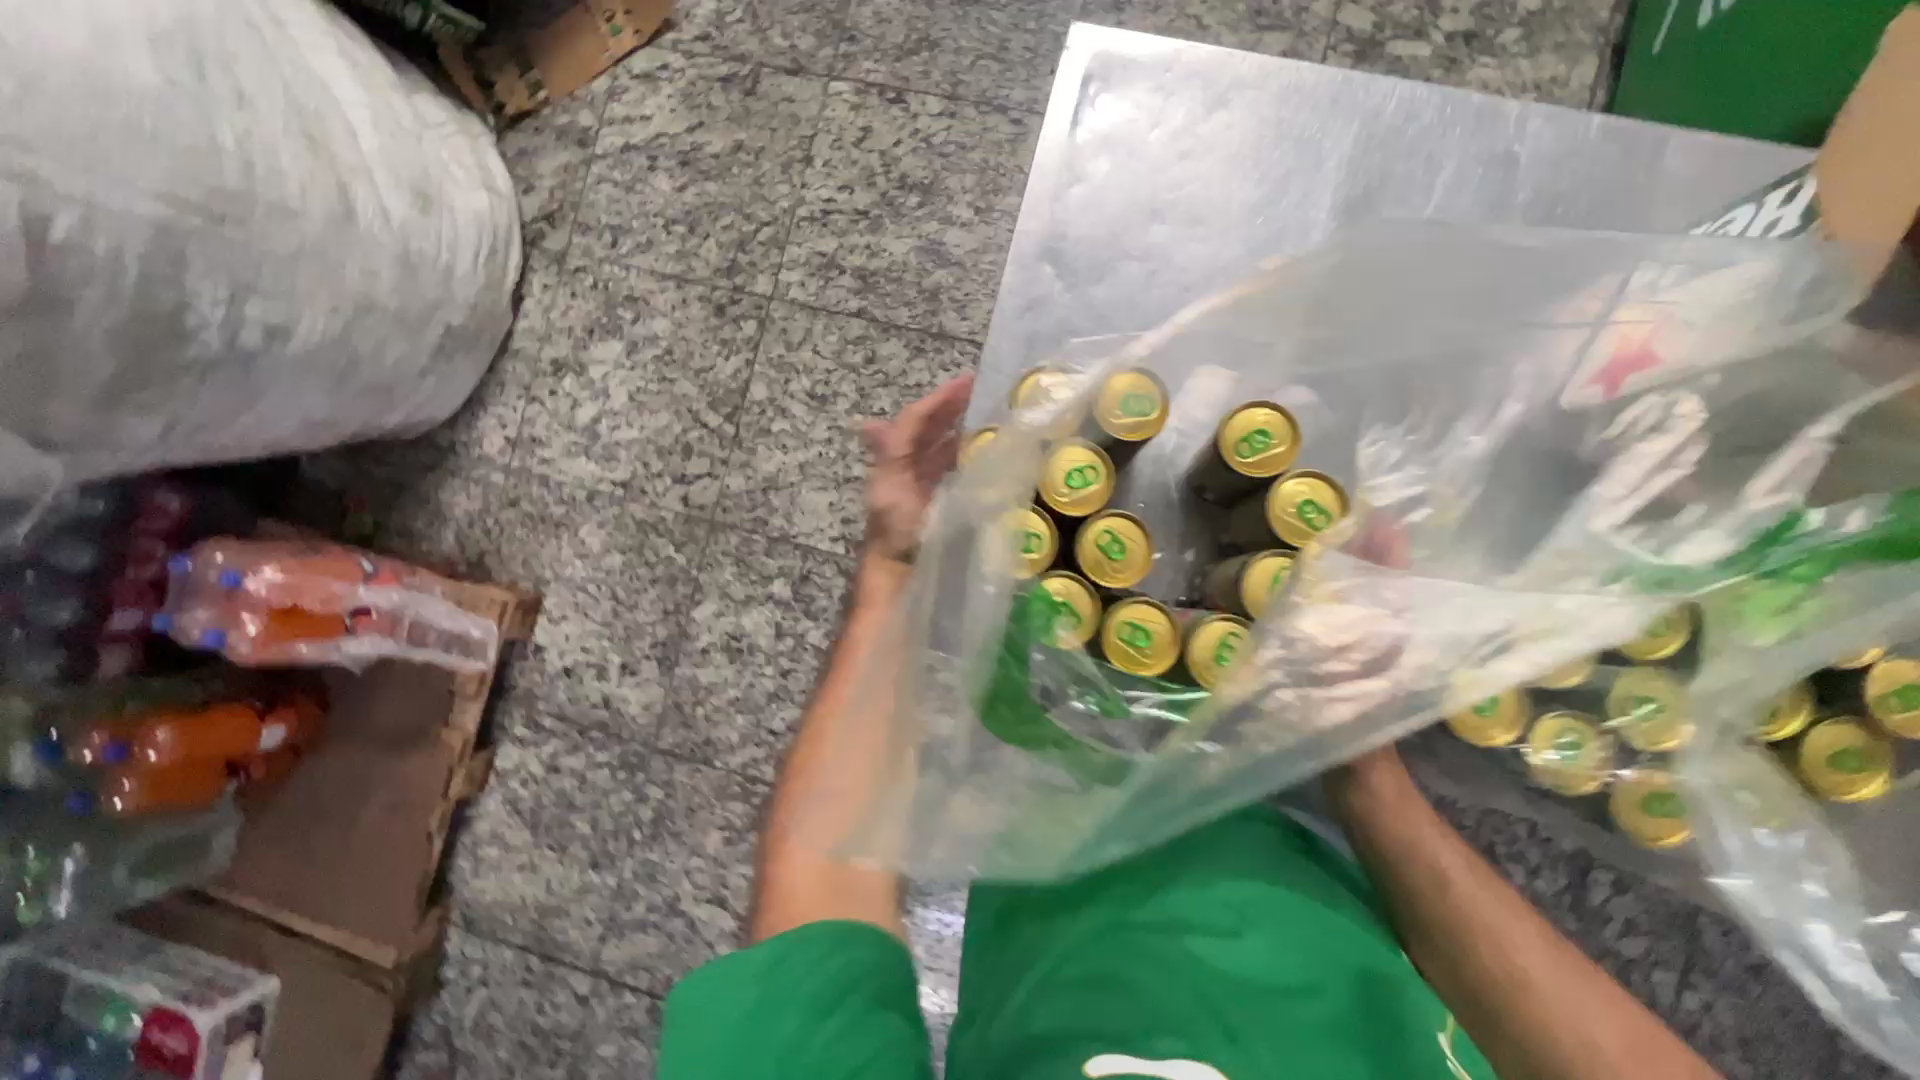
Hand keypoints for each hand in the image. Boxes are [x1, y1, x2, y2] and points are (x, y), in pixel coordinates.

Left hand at [861, 374, 975, 562]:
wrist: (903, 579)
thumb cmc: (897, 533)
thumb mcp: (891, 488)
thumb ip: (890, 453)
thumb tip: (869, 424)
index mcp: (894, 465)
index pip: (915, 421)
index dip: (939, 400)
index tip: (970, 382)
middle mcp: (908, 475)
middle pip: (929, 435)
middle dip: (953, 412)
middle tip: (986, 396)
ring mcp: (926, 494)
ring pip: (943, 453)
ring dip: (964, 434)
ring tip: (993, 421)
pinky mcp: (943, 511)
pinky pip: (956, 476)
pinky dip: (970, 461)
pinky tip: (990, 458)